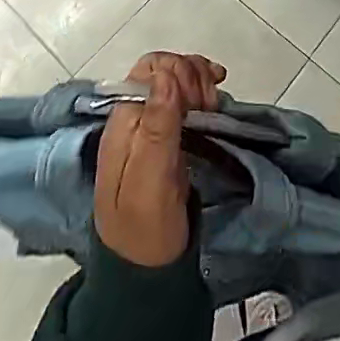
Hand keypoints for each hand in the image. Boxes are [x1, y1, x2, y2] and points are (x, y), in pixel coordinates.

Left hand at [93, 53, 226, 265]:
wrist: (143, 270)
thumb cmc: (145, 228)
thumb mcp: (150, 180)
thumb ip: (156, 126)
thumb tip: (165, 74)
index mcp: (123, 125)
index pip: (149, 69)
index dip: (179, 73)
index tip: (200, 102)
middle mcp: (134, 119)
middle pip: (164, 70)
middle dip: (192, 76)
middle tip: (209, 106)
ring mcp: (151, 126)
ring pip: (176, 80)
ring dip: (200, 83)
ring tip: (213, 106)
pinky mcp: (168, 137)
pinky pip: (184, 98)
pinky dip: (203, 91)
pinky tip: (216, 97)